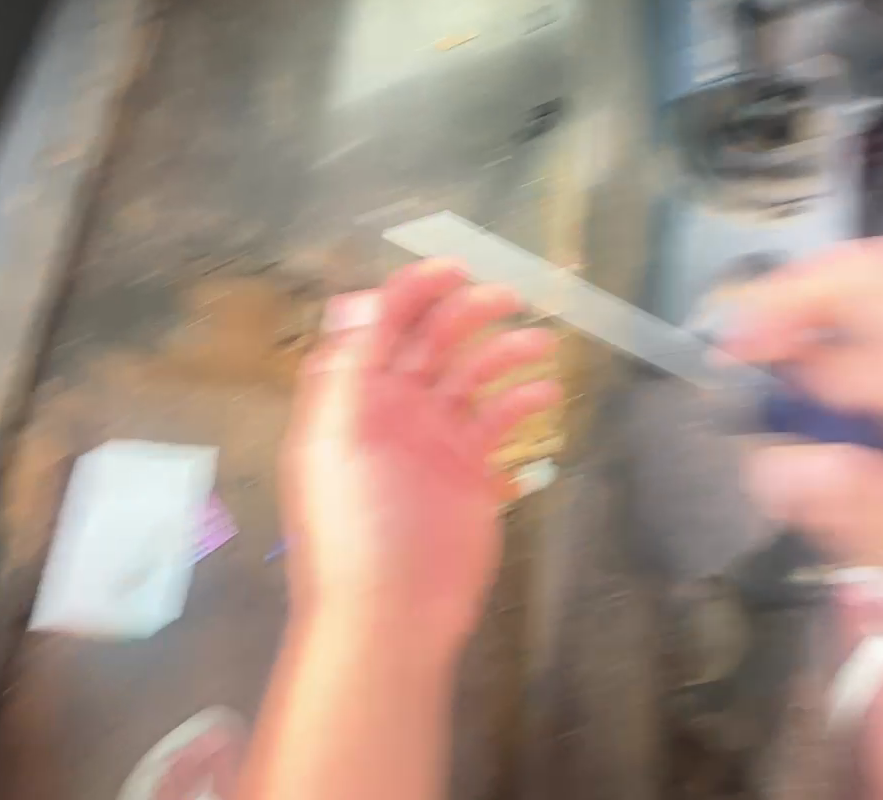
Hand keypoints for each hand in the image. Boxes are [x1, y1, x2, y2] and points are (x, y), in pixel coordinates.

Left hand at [283, 260, 560, 650]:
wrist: (392, 612)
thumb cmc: (357, 523)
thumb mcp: (337, 439)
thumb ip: (348, 368)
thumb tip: (355, 300)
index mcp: (358, 392)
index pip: (385, 322)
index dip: (415, 289)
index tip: (457, 270)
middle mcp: (396, 403)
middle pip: (435, 338)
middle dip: (469, 310)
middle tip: (511, 298)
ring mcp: (436, 434)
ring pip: (473, 373)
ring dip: (505, 351)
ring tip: (542, 344)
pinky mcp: (469, 466)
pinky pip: (498, 418)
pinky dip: (521, 400)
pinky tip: (545, 393)